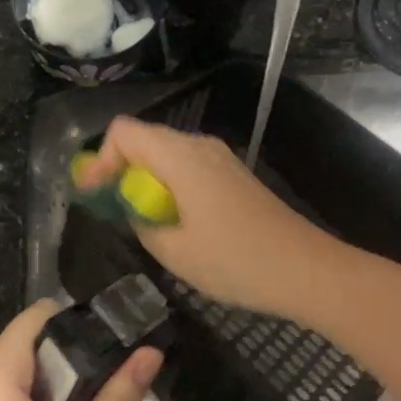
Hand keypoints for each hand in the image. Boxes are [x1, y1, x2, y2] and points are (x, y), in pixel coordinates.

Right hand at [73, 116, 347, 318]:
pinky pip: (187, 167)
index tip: (95, 195)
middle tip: (114, 211)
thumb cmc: (234, 260)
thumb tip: (133, 209)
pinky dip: (170, 187)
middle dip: (121, 170)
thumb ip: (142, 223)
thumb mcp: (174, 252)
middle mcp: (197, 145)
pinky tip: (178, 223)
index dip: (101, 158)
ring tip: (144, 222)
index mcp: (179, 156)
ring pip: (166, 155)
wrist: (304, 268)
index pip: (124, 132)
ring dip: (147, 181)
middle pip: (144, 139)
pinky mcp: (232, 174)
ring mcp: (219, 157)